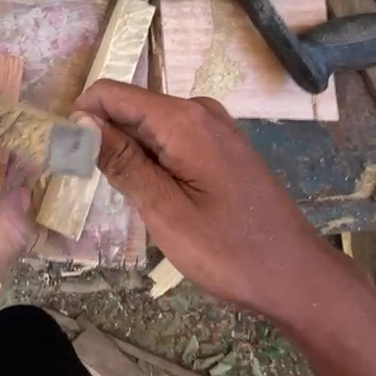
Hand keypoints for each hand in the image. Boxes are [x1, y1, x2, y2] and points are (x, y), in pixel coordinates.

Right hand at [73, 80, 360, 319]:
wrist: (302, 281)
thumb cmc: (231, 253)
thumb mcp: (166, 212)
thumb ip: (121, 162)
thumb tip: (79, 120)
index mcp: (182, 119)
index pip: (109, 93)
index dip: (82, 119)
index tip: (73, 158)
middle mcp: (197, 109)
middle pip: (127, 106)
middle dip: (107, 139)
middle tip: (111, 190)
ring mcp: (212, 124)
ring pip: (146, 123)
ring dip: (131, 153)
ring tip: (142, 198)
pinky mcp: (219, 142)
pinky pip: (168, 135)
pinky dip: (154, 158)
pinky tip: (164, 195)